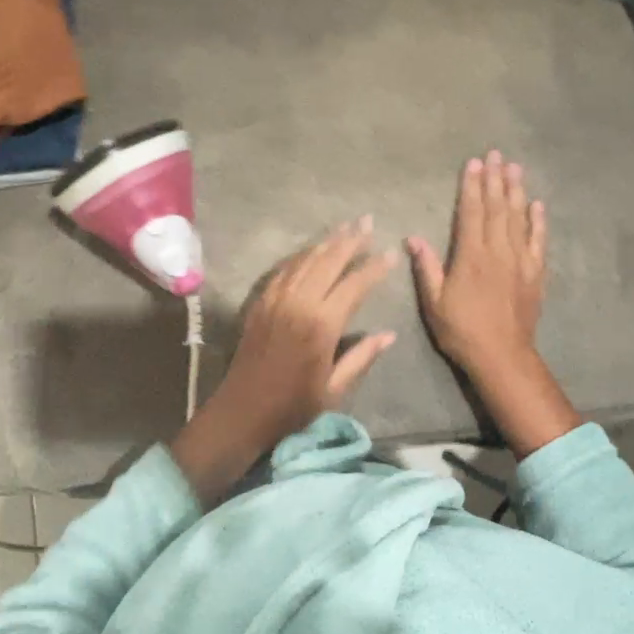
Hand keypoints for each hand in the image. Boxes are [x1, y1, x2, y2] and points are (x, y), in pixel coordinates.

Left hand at [171, 220, 396, 502]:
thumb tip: (388, 334)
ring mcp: (275, 301)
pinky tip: (311, 251)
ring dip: (326, 242)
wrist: (242, 412)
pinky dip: (300, 257)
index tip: (391, 253)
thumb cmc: (292, 407)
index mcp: (321, 326)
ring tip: (345, 227)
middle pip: (328, 262)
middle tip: (368, 221)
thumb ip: (361, 358)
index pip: (354, 285)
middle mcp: (298, 304)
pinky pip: (282, 272)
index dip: (374, 268)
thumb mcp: (335, 390)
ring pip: (304, 261)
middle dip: (350, 240)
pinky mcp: (259, 305)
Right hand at [406, 150, 547, 378]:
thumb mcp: (433, 303)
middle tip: (496, 155)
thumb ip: (426, 268)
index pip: (470, 213)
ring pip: (518, 218)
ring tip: (515, 168)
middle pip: (496, 208)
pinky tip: (537, 205)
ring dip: (516, 191)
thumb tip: (413, 238)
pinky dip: (538, 221)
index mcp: (470, 256)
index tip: (473, 164)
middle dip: (495, 180)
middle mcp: (497, 251)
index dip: (471, 187)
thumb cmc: (461, 330)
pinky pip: (538, 240)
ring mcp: (520, 260)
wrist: (501, 354)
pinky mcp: (535, 273)